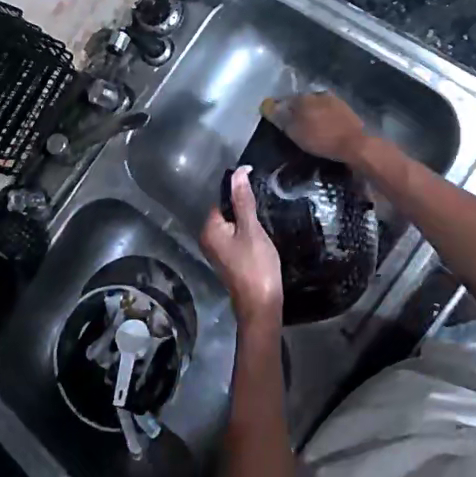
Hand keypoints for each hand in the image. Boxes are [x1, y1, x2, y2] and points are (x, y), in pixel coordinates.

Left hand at [201, 167, 282, 328]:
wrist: (261, 304)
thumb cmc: (256, 265)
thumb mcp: (251, 229)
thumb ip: (243, 200)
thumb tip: (238, 172)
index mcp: (209, 230)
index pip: (222, 200)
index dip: (240, 194)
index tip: (259, 192)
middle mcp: (209, 240)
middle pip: (228, 213)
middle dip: (245, 210)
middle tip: (266, 209)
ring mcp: (219, 252)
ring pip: (234, 227)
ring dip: (249, 223)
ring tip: (267, 223)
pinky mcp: (230, 261)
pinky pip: (238, 239)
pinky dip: (250, 236)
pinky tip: (263, 239)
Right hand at [262, 93, 368, 165]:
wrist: (355, 144)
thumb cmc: (322, 139)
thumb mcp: (295, 131)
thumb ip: (281, 117)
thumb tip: (267, 105)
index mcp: (304, 97)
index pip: (286, 100)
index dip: (280, 110)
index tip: (277, 120)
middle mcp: (319, 94)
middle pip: (302, 101)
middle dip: (297, 111)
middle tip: (294, 125)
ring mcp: (335, 100)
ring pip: (317, 105)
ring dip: (312, 114)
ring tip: (310, 128)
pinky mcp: (347, 109)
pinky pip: (329, 112)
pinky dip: (324, 118)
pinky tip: (325, 128)